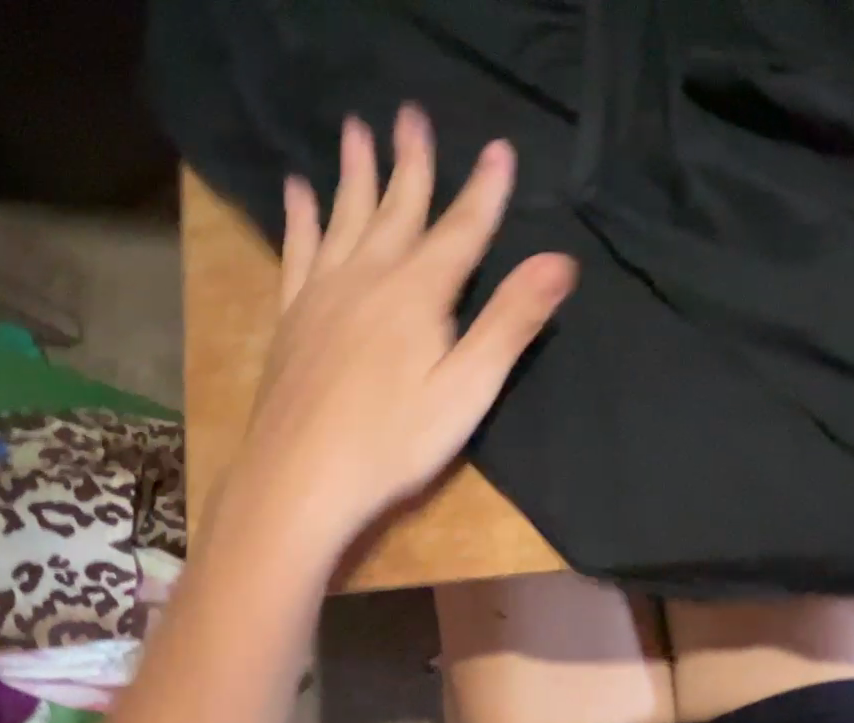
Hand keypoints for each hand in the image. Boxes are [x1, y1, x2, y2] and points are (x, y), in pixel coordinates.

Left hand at [216, 106, 575, 558]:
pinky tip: (296, 192)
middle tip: (412, 113)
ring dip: (354, 173)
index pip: (461, 230)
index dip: (484, 190)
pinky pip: (297, 250)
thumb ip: (511, 322)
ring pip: (344, 218)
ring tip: (356, 129)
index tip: (500, 148)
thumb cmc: (395, 441)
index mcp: (419, 294)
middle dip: (411, 162)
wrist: (300, 479)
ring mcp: (324, 294)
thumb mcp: (468, 388)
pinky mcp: (293, 317)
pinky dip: (300, 216)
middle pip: (397, 209)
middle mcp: (369, 278)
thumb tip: (560, 262)